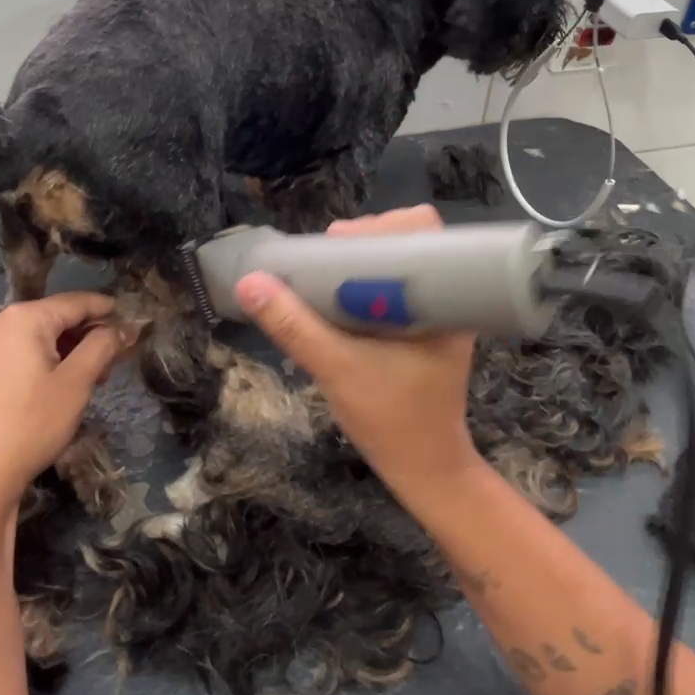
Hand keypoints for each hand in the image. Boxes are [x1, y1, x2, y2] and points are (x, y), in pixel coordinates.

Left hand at [0, 292, 133, 509]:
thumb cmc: (32, 421)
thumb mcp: (76, 382)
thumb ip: (103, 346)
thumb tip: (126, 326)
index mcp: (24, 317)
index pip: (76, 301)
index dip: (108, 310)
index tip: (134, 323)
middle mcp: (1, 321)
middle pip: (57, 317)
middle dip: (89, 334)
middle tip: (117, 360)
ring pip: (41, 336)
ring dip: (71, 350)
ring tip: (96, 377)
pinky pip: (24, 352)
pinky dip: (49, 361)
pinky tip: (65, 384)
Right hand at [235, 205, 481, 491]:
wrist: (425, 470)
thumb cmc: (393, 420)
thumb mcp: (337, 369)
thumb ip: (293, 327)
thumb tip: (250, 283)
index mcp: (442, 298)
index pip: (422, 227)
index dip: (379, 224)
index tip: (338, 244)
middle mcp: (444, 297)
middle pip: (406, 239)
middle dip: (361, 242)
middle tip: (324, 261)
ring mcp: (435, 313)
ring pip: (395, 264)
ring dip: (359, 264)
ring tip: (325, 278)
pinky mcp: (421, 329)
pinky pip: (392, 288)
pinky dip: (363, 285)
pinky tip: (336, 299)